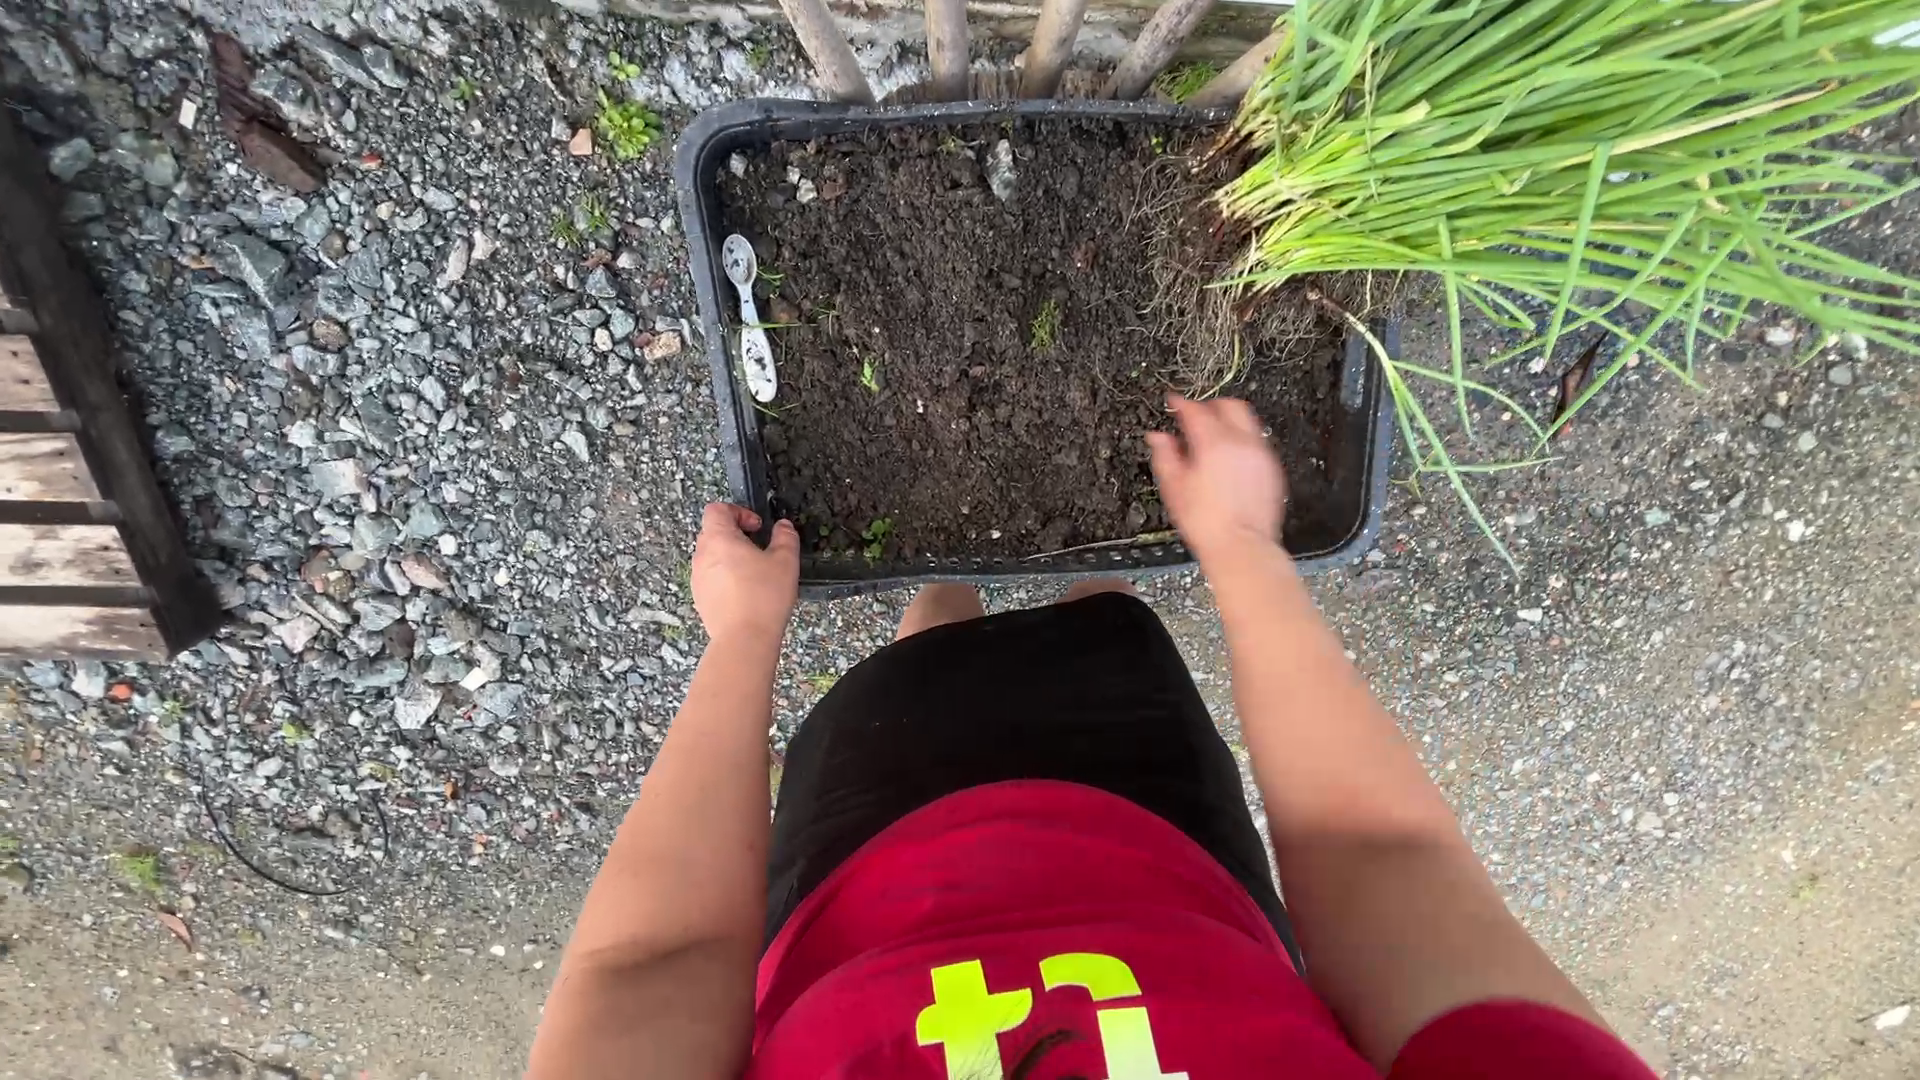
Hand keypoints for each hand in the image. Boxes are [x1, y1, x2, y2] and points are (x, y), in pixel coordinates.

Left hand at [691, 503, 798, 645]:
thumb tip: (784, 526)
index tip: (757, 527)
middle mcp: (702, 555)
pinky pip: (711, 577)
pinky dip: (726, 577)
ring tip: (755, 572)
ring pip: (712, 556)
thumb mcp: (785, 561)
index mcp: (719, 539)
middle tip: (759, 548)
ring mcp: (698, 578)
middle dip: (736, 534)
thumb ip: (785, 537)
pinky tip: (747, 592)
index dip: (738, 511)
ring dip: (731, 556)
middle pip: (713, 532)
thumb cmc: (764, 596)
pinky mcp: (700, 597)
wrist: (744, 639)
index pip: (716, 509)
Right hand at [1145, 395, 1287, 565]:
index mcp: (1214, 444)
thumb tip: (1158, 437)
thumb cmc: (1206, 522)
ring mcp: (1261, 454)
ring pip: (1247, 421)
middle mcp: (1242, 443)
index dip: (1181, 403)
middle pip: (1230, 405)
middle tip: (1195, 415)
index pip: (1196, 410)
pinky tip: (1229, 457)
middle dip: (1210, 405)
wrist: (1240, 545)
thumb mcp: (1174, 487)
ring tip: (1213, 435)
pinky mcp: (1272, 468)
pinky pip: (1257, 442)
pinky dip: (1242, 441)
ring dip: (1229, 421)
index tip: (1174, 402)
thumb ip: (1165, 455)